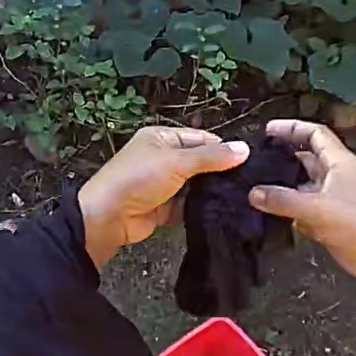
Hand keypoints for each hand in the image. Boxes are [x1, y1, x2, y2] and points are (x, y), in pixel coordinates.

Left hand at [78, 127, 248, 267]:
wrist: (109, 217)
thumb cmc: (138, 179)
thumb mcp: (176, 162)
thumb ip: (211, 157)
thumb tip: (244, 149)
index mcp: (160, 138)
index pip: (199, 139)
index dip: (220, 148)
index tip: (245, 160)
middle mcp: (161, 158)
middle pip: (198, 163)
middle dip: (217, 172)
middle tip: (245, 182)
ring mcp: (162, 184)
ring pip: (194, 186)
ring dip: (209, 192)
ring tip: (238, 197)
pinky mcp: (163, 207)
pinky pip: (186, 205)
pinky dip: (199, 208)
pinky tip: (219, 212)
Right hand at [247, 119, 355, 282]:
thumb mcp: (318, 209)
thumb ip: (283, 200)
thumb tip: (254, 193)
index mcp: (340, 163)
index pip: (314, 134)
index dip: (291, 128)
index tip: (267, 131)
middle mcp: (336, 177)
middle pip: (306, 158)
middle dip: (282, 157)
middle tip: (255, 162)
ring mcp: (333, 199)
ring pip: (303, 185)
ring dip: (283, 186)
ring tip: (254, 187)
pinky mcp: (330, 220)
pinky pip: (304, 209)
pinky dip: (288, 210)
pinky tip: (269, 214)